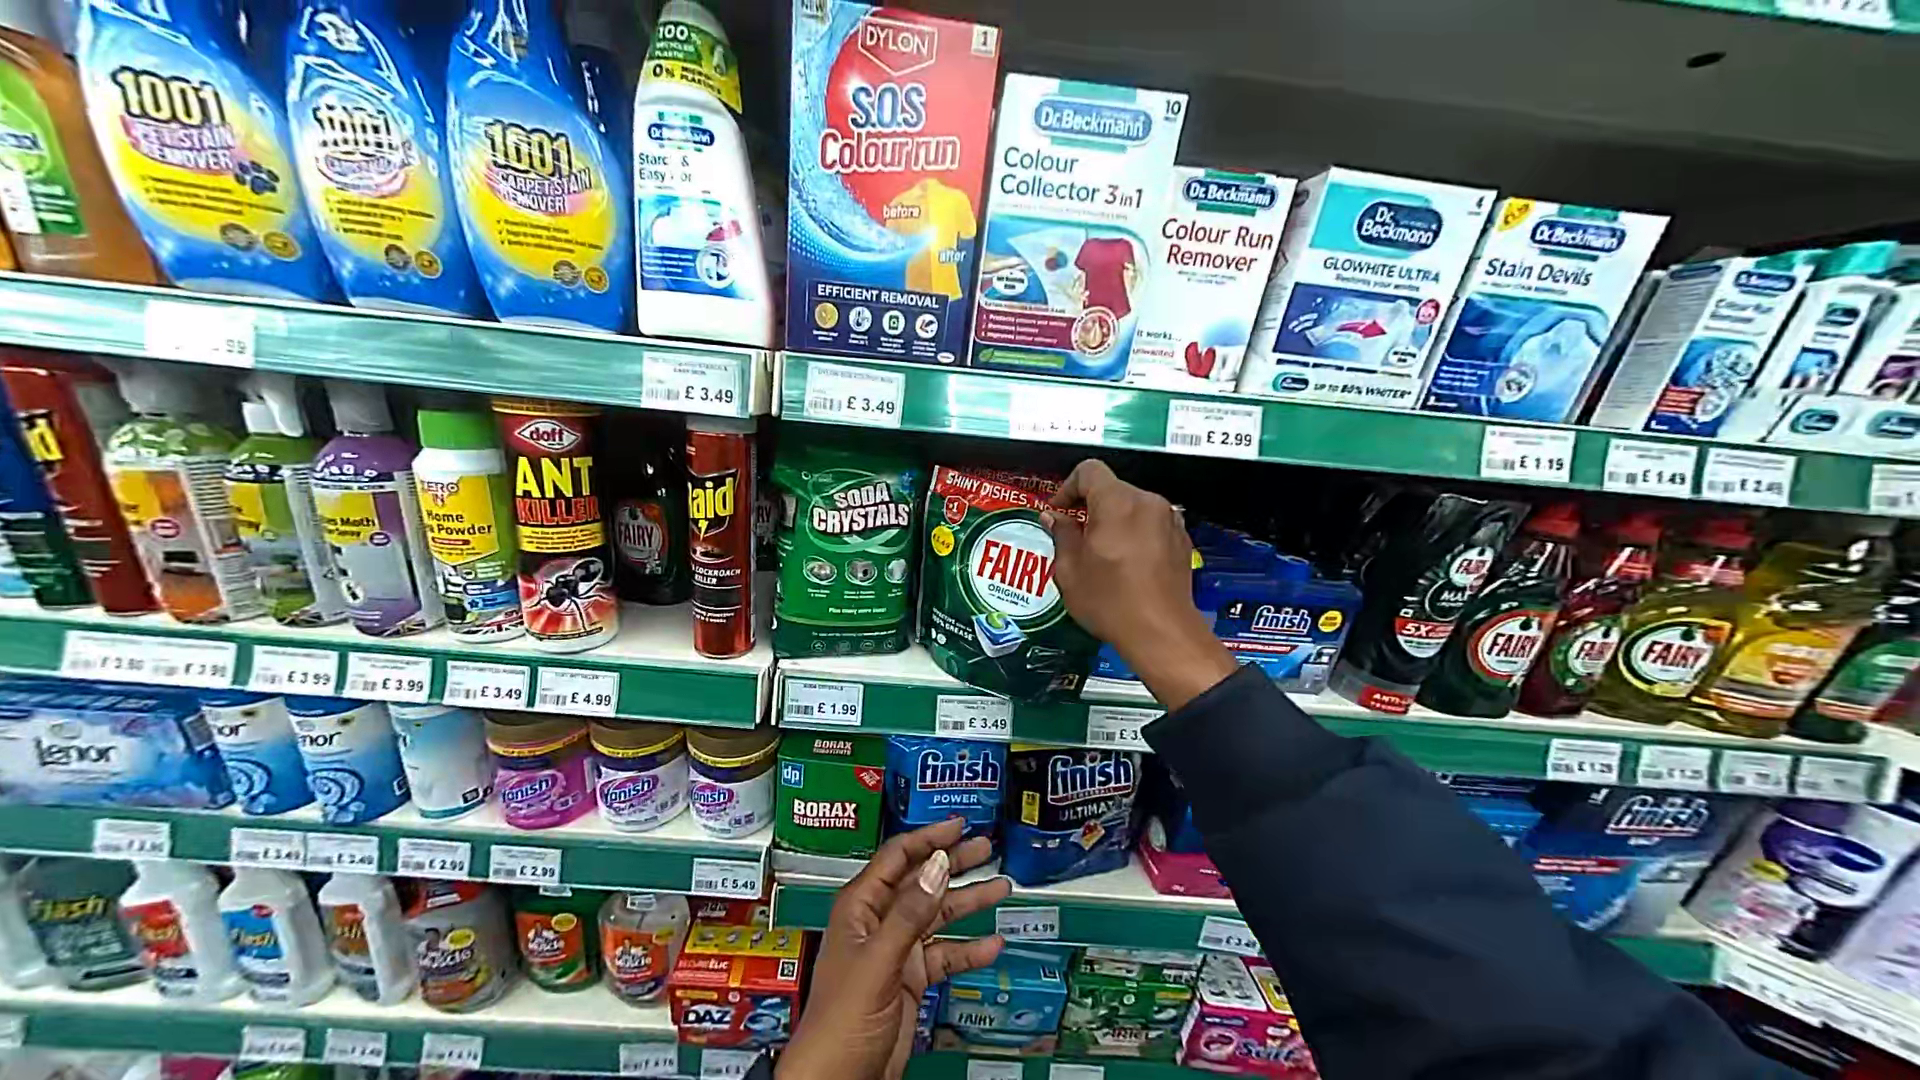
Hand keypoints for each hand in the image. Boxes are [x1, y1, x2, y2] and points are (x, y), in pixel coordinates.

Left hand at [777, 819, 1011, 1079]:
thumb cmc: (840, 1022)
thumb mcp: (877, 962)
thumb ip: (909, 914)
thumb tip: (936, 864)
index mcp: (861, 907)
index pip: (898, 857)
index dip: (929, 838)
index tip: (958, 825)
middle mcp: (879, 921)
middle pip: (922, 881)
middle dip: (954, 863)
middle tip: (985, 848)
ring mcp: (896, 950)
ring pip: (938, 916)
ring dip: (968, 903)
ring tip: (1000, 887)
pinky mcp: (910, 979)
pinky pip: (945, 955)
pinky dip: (968, 949)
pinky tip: (992, 945)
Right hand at [1044, 459, 1236, 709]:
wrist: (1161, 632)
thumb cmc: (1109, 600)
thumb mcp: (1070, 570)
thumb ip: (1061, 535)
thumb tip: (1054, 517)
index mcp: (1117, 502)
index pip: (1089, 471)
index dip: (1068, 487)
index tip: (1058, 511)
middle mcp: (1148, 502)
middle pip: (1112, 488)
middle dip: (1090, 506)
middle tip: (1075, 536)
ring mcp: (1170, 520)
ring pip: (1133, 506)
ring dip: (1114, 520)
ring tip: (1101, 553)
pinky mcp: (1182, 540)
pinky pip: (1151, 524)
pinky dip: (1135, 533)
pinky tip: (1127, 564)